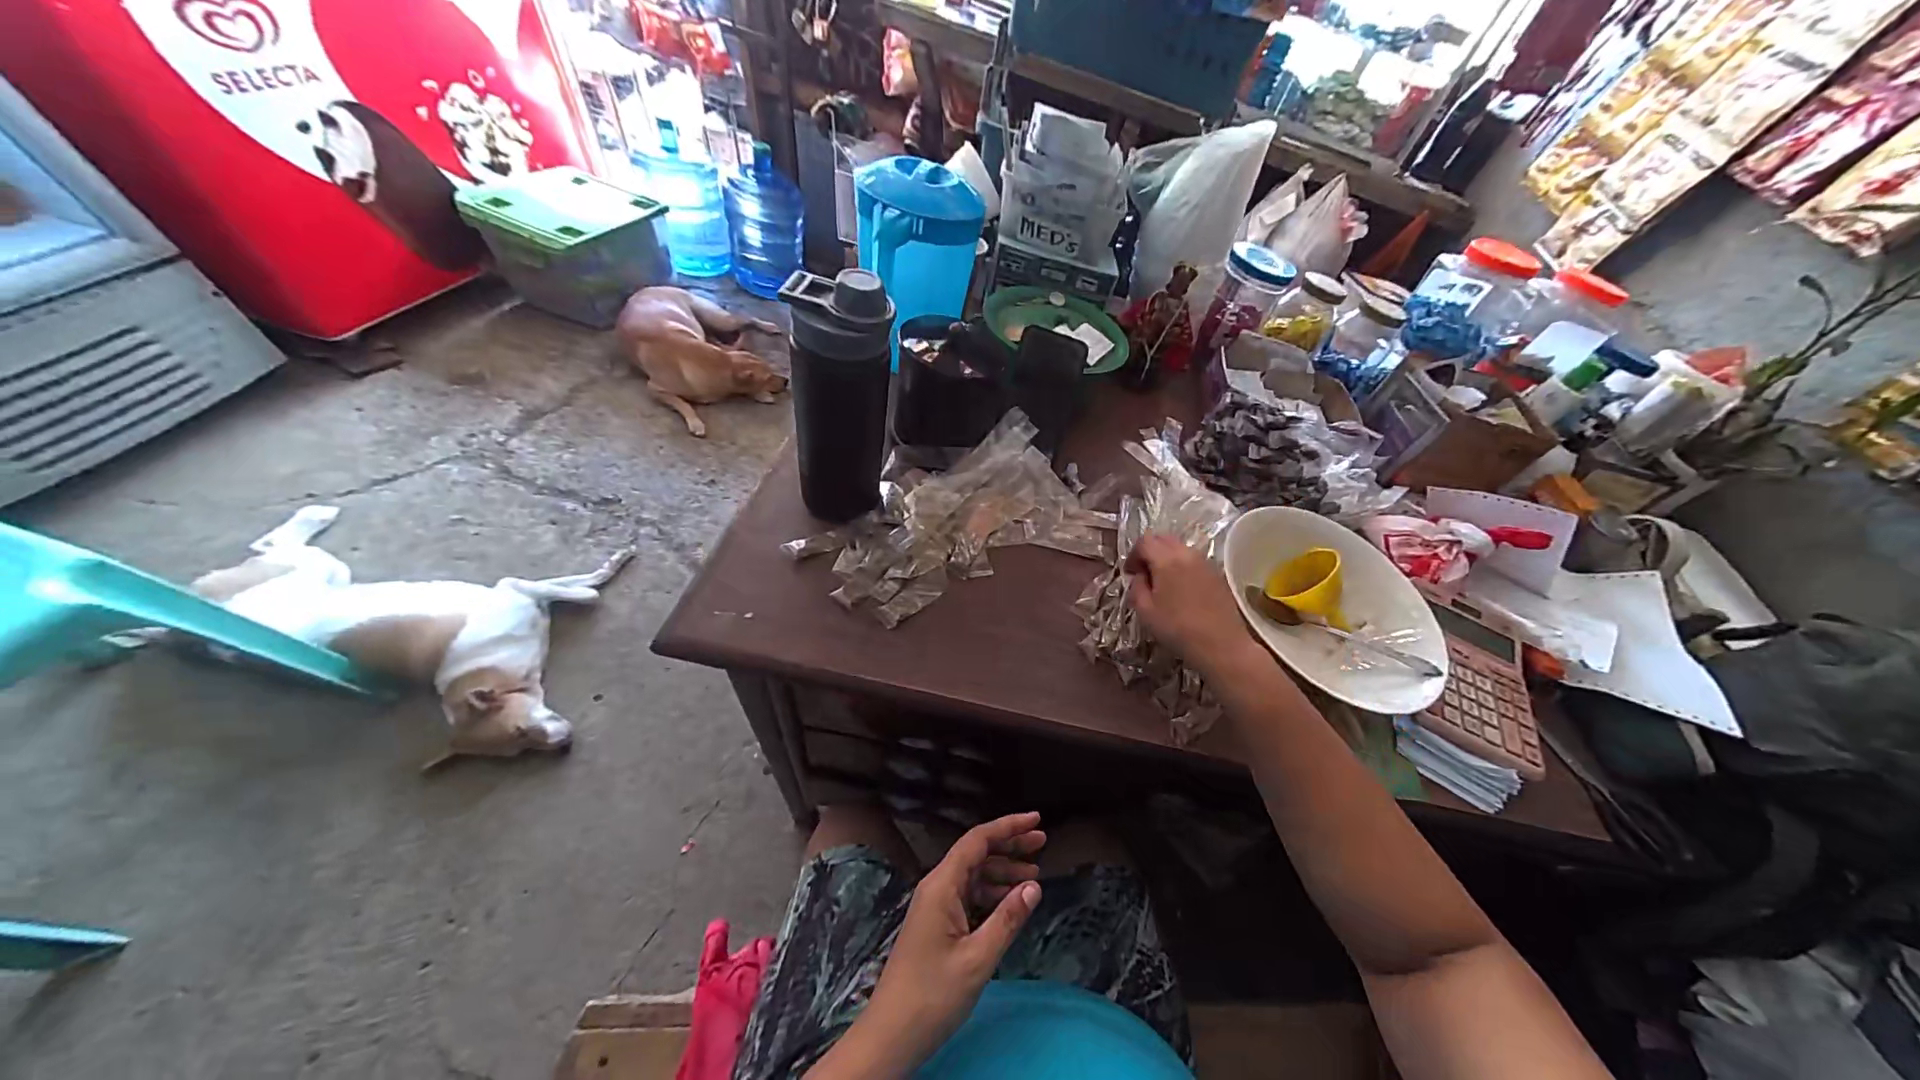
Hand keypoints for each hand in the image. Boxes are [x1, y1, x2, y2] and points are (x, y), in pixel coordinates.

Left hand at [809, 813, 1045, 1078]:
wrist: (892, 1033)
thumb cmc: (933, 994)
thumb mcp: (978, 958)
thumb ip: (1007, 919)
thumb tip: (1034, 885)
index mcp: (941, 885)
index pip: (977, 840)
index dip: (1007, 826)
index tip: (1036, 819)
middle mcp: (936, 887)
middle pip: (976, 853)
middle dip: (1009, 844)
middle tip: (1042, 842)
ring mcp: (935, 906)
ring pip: (973, 875)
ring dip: (1003, 871)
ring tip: (1035, 875)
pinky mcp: (937, 924)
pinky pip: (968, 896)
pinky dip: (992, 893)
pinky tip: (1012, 902)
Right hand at [1126, 533, 1253, 664]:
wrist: (1221, 645)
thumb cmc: (1177, 629)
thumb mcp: (1145, 611)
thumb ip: (1136, 587)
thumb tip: (1140, 576)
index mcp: (1166, 560)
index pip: (1144, 541)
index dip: (1133, 554)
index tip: (1130, 573)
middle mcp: (1187, 554)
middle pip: (1163, 539)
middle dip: (1149, 551)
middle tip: (1144, 573)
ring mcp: (1205, 563)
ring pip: (1180, 548)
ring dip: (1166, 558)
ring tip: (1162, 582)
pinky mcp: (1217, 574)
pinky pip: (1193, 560)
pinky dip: (1182, 566)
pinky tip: (1181, 589)